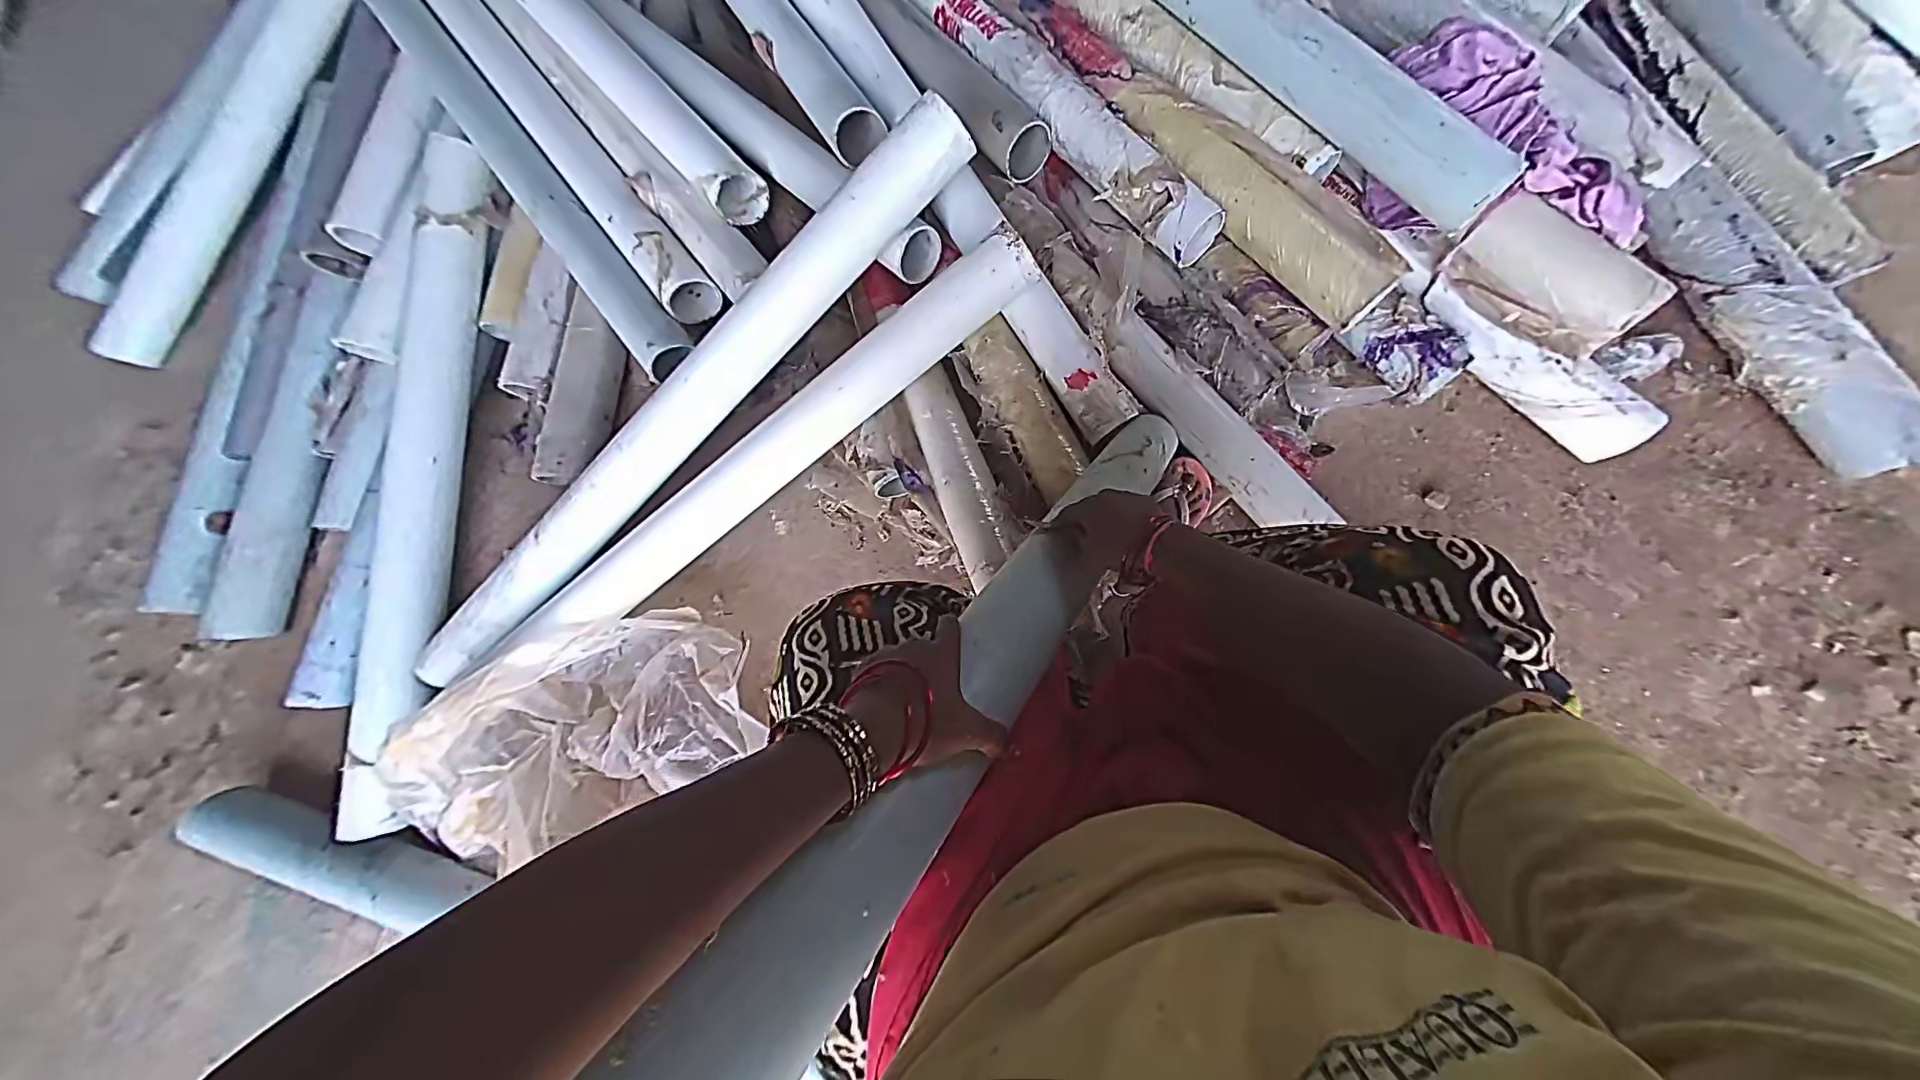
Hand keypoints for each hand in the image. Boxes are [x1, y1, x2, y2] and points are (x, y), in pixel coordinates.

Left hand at [843, 615, 1004, 778]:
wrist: (875, 730)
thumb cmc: (924, 722)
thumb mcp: (966, 732)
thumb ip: (989, 735)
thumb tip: (1002, 742)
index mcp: (941, 653)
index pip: (950, 628)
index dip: (952, 630)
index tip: (954, 635)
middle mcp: (912, 647)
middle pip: (922, 645)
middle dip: (926, 662)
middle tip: (934, 688)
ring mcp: (883, 656)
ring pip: (896, 659)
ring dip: (900, 674)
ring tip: (906, 702)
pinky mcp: (860, 672)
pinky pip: (873, 674)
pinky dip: (878, 686)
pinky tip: (883, 707)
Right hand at [1042, 490, 1170, 575]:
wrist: (1161, 545)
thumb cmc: (1119, 552)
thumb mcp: (1091, 556)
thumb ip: (1079, 545)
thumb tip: (1076, 539)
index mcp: (1087, 507)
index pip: (1067, 514)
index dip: (1060, 525)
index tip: (1056, 533)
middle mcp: (1106, 496)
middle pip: (1089, 508)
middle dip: (1085, 520)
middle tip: (1081, 534)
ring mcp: (1128, 496)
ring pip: (1110, 507)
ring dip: (1106, 518)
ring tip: (1106, 534)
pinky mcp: (1147, 502)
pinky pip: (1129, 510)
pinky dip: (1124, 519)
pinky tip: (1127, 531)